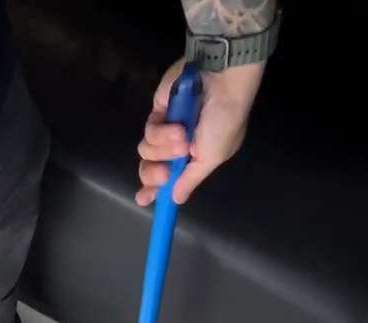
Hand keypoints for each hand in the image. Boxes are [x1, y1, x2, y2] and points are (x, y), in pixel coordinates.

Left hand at [136, 61, 263, 205]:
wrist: (223, 79)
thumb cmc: (224, 121)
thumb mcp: (213, 157)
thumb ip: (191, 179)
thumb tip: (176, 199)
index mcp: (192, 160)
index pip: (167, 181)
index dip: (153, 191)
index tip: (143, 199)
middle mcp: (175, 148)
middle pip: (149, 170)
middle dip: (153, 175)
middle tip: (164, 172)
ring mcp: (165, 129)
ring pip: (146, 152)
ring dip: (163, 149)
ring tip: (181, 137)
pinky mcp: (158, 112)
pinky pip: (148, 131)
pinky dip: (161, 132)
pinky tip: (176, 125)